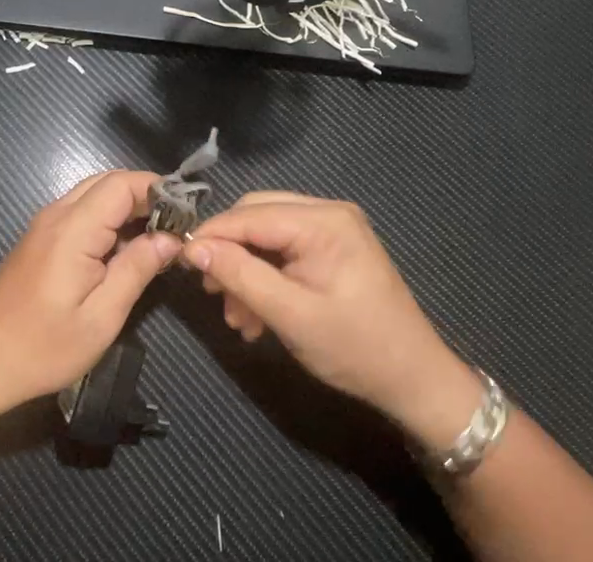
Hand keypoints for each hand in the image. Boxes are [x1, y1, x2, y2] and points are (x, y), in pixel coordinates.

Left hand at [0, 170, 180, 413]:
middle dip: (146, 195)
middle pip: (107, 182)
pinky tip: (126, 249)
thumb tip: (170, 239)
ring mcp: (44, 226)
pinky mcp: (39, 241)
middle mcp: (56, 216)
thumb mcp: (101, 317)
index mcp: (73, 229)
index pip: (122, 184)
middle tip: (179, 226)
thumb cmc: (42, 347)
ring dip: (127, 206)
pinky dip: (108, 219)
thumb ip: (136, 270)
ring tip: (160, 237)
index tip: (190, 213)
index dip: (158, 189)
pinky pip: (80, 213)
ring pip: (92, 195)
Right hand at [185, 192, 481, 446]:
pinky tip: (256, 316)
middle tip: (211, 295)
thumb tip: (191, 248)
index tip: (177, 261)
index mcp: (323, 221)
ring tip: (237, 318)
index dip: (210, 236)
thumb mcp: (290, 314)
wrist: (414, 381)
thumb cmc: (355, 348)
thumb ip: (239, 275)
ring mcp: (332, 229)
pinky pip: (283, 250)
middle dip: (228, 256)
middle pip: (255, 218)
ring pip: (265, 236)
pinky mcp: (332, 249)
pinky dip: (264, 278)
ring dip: (244, 272)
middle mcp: (328, 212)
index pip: (248, 214)